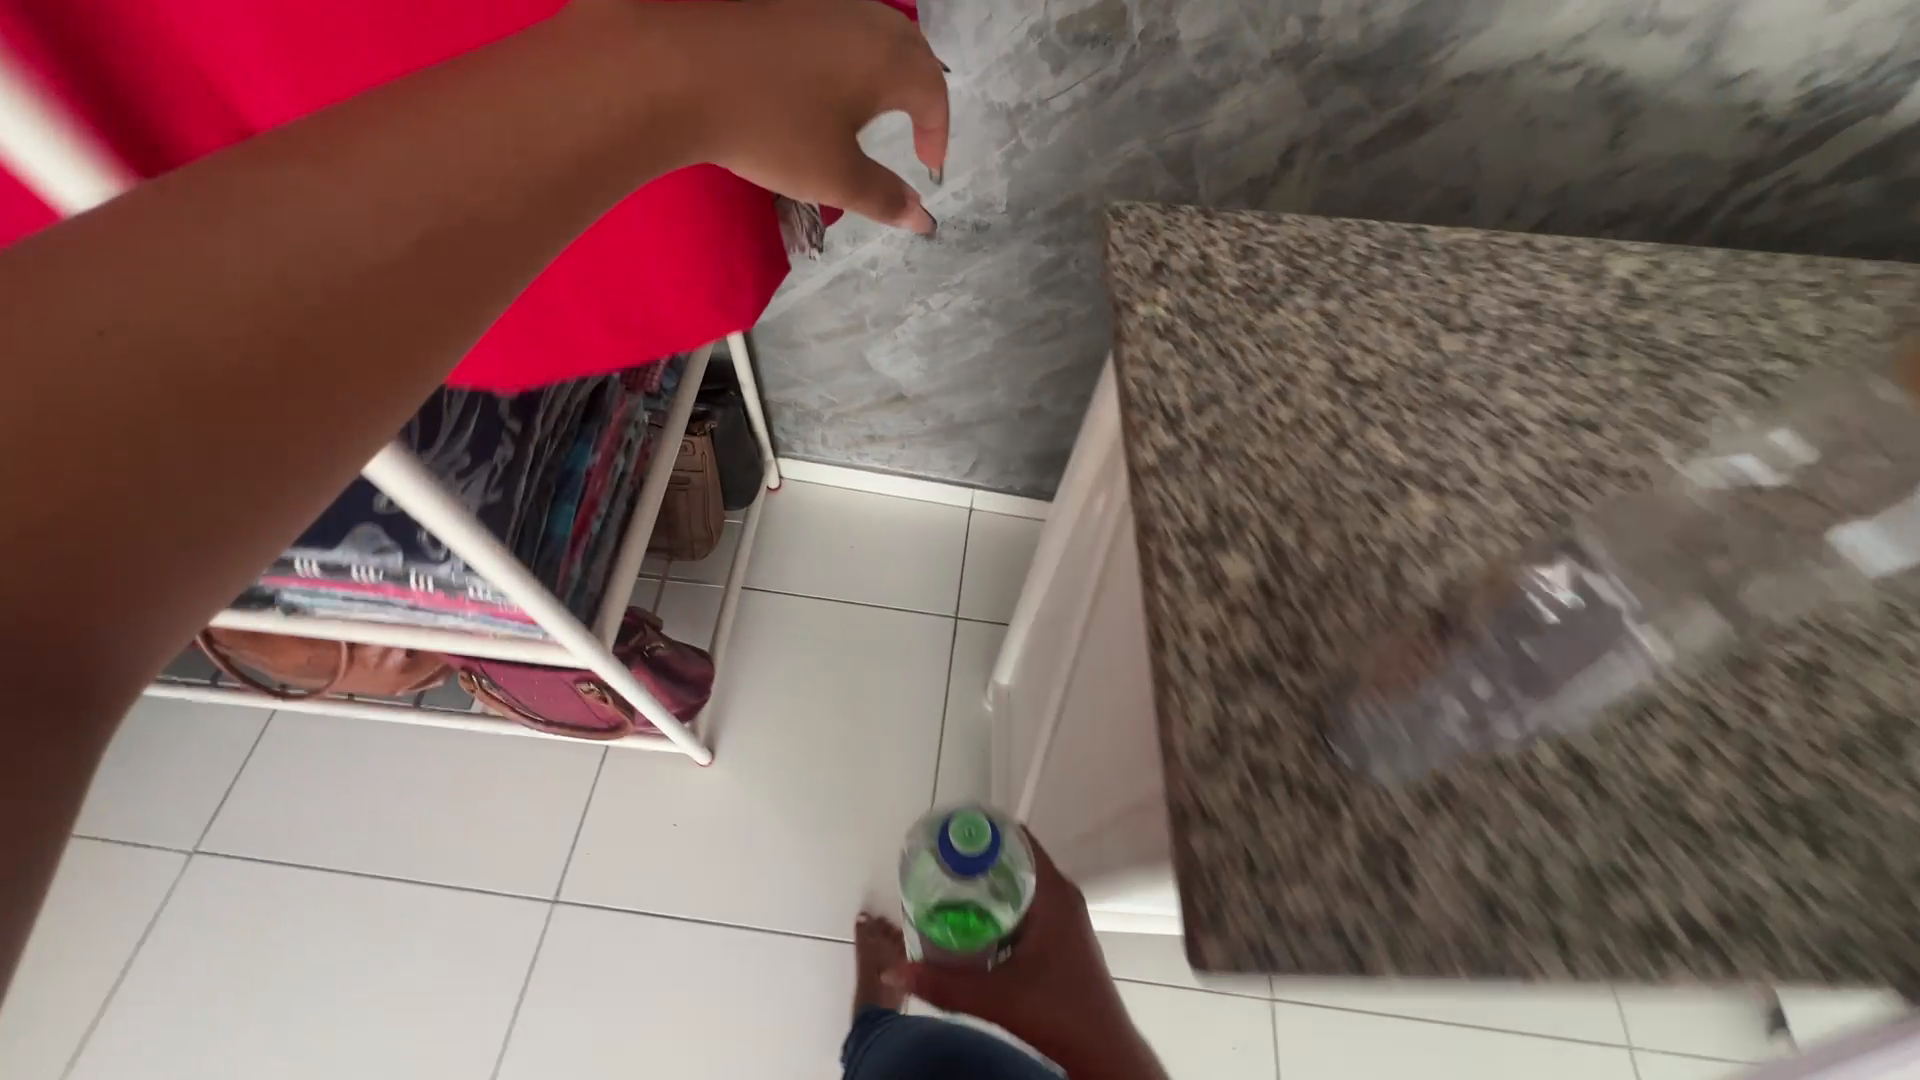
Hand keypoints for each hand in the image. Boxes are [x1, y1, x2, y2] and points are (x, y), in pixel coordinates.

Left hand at [603, 0, 945, 233]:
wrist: (680, 71)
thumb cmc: (773, 129)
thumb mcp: (836, 178)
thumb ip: (885, 198)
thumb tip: (922, 219)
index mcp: (888, 60)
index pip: (934, 93)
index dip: (937, 132)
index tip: (927, 165)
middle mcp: (863, 19)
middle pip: (911, 51)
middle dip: (921, 93)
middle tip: (915, 128)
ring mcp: (821, 1)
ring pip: (873, 30)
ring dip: (887, 67)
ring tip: (875, 103)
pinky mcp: (782, 0)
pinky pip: (836, 22)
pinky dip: (849, 51)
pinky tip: (825, 75)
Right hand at [902, 833, 1166, 1077]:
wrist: (1102, 1052)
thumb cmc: (1057, 1013)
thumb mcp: (995, 998)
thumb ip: (942, 984)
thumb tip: (894, 970)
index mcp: (1052, 894)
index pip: (1017, 840)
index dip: (983, 832)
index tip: (948, 835)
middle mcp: (1060, 895)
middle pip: (1015, 860)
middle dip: (977, 858)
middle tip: (937, 862)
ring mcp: (1064, 916)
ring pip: (1020, 884)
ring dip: (987, 883)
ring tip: (947, 885)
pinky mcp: (1061, 935)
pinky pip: (1026, 903)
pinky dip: (999, 903)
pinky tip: (972, 919)